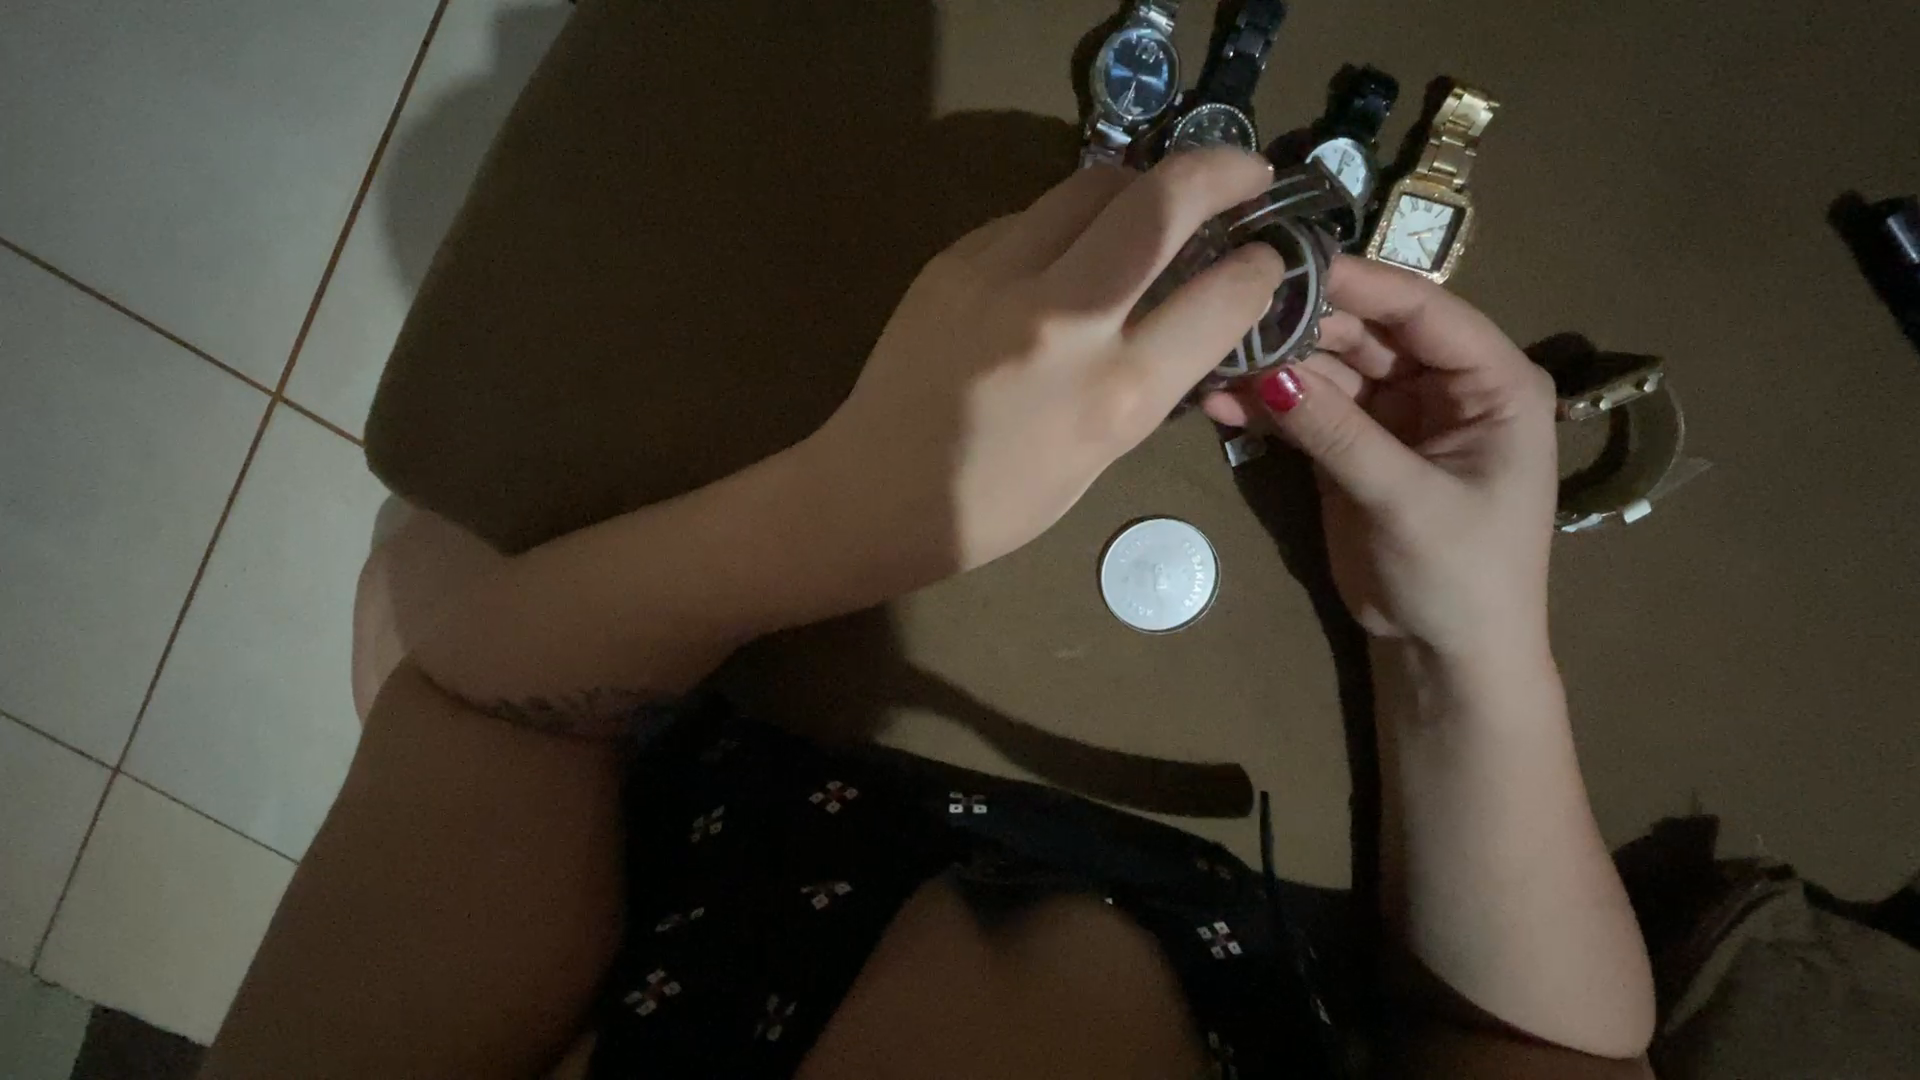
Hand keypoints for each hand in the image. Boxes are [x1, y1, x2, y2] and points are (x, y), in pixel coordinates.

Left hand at [808, 149, 1282, 576]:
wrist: (874, 495)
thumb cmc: (994, 506)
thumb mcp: (1096, 460)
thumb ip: (1146, 382)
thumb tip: (1185, 316)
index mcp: (1113, 395)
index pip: (1222, 296)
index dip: (1263, 269)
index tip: (1267, 259)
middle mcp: (1064, 321)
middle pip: (1162, 200)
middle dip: (1223, 171)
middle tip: (1246, 173)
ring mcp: (998, 280)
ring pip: (1093, 185)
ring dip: (1140, 185)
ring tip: (1153, 205)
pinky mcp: (951, 261)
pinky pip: (1029, 216)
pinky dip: (1064, 223)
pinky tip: (1062, 254)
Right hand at [1203, 257, 1557, 660]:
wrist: (1441, 649)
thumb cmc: (1460, 573)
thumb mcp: (1405, 499)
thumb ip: (1339, 434)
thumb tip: (1267, 376)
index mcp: (1489, 383)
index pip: (1423, 311)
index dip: (1360, 286)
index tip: (1289, 262)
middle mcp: (1438, 388)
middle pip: (1364, 336)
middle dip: (1302, 327)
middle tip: (1232, 314)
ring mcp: (1388, 419)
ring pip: (1326, 373)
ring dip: (1273, 369)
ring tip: (1212, 358)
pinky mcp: (1347, 450)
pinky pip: (1303, 416)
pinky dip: (1265, 411)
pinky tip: (1218, 404)